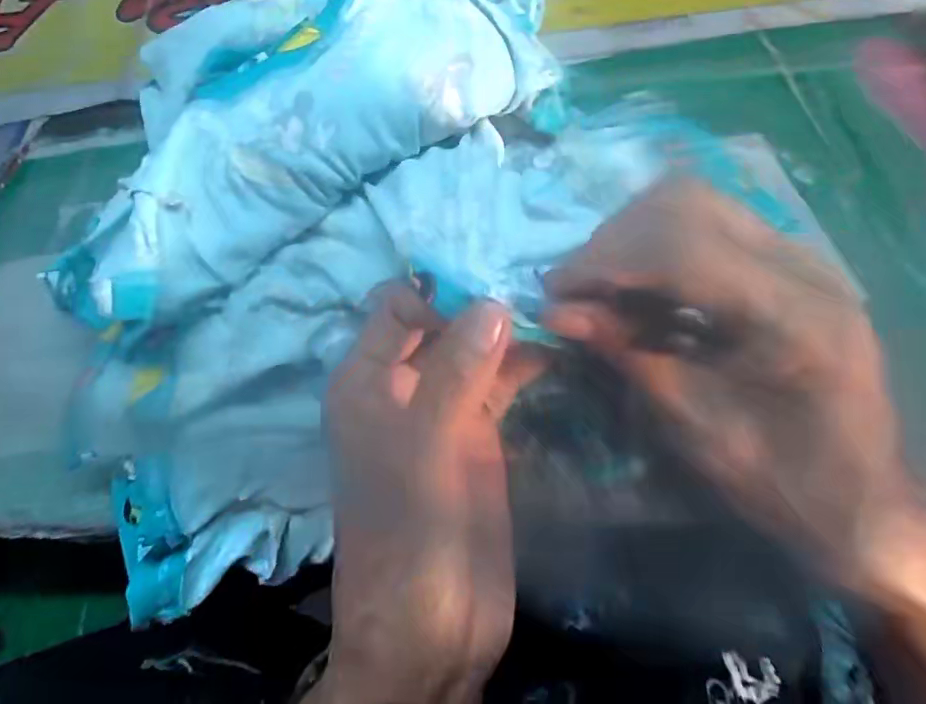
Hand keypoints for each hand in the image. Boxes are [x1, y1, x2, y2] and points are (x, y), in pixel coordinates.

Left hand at [310, 285, 533, 703]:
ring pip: (472, 351)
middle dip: (479, 306)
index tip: (492, 294)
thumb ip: (455, 372)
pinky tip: (558, 348)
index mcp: (366, 379)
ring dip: (507, 331)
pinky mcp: (476, 436)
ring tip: (558, 312)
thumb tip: (492, 301)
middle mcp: (401, 385)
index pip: (396, 307)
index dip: (438, 294)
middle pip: (438, 323)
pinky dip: (523, 364)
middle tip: (538, 291)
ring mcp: (440, 410)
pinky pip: (497, 383)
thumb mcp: (424, 445)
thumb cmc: (409, 532)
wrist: (430, 634)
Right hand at [543, 179, 925, 597]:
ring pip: (690, 199)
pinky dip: (651, 239)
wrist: (863, 504)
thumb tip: (554, 311)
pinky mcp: (781, 258)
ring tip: (599, 283)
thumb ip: (628, 355)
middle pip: (684, 204)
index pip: (683, 248)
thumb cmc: (784, 483)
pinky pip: (702, 218)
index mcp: (798, 317)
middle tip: (575, 289)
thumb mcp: (696, 428)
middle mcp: (805, 267)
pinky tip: (634, 282)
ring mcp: (798, 255)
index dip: (605, 262)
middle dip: (612, 242)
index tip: (554, 292)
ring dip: (629, 233)